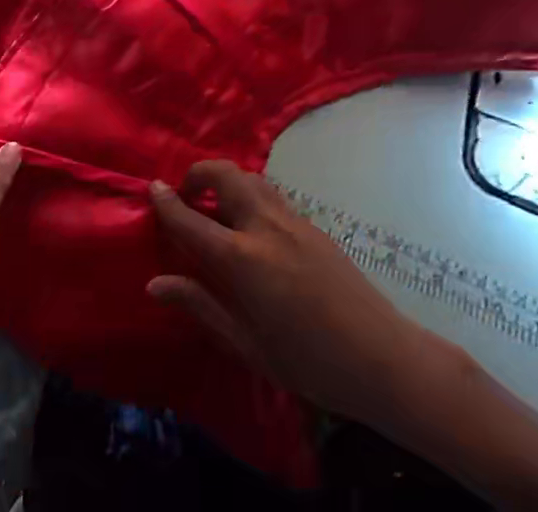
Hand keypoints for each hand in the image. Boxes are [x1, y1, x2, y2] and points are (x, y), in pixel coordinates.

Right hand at [147, 160, 418, 420]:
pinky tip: (250, 228)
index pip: (193, 220)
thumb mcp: (247, 344)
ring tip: (215, 208)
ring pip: (252, 179)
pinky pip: (272, 196)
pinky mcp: (315, 227)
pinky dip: (249, 195)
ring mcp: (295, 222)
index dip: (167, 202)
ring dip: (226, 181)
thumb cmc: (310, 364)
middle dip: (199, 173)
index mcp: (244, 260)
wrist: (385, 359)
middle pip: (226, 175)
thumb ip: (201, 305)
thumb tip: (155, 283)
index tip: (151, 188)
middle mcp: (267, 228)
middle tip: (186, 196)